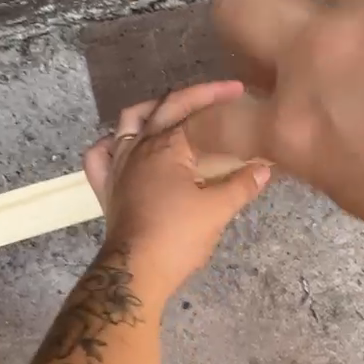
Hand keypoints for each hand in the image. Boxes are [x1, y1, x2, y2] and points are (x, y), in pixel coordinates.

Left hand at [82, 81, 271, 294]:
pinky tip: (123, 145)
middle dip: (195, 96)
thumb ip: (242, 185)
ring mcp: (118, 166)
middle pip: (165, 108)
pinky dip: (110, 145)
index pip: (197, 112)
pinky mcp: (107, 189)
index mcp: (167, 146)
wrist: (137, 270)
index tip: (242, 94)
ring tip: (172, 109)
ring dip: (151, 109)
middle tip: (221, 93)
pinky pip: (99, 157)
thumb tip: (264, 169)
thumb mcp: (218, 210)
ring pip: (128, 122)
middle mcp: (139, 147)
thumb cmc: (178, 237)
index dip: (220, 98)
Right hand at [180, 0, 363, 274]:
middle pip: (240, 0)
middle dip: (241, 28)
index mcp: (303, 128)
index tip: (218, 129)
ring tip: (350, 47)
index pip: (217, 119)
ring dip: (309, 9)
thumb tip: (311, 127)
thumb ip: (323, 150)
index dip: (207, 128)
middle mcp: (324, 53)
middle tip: (276, 61)